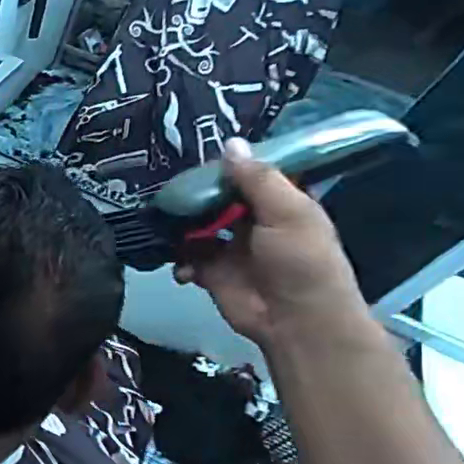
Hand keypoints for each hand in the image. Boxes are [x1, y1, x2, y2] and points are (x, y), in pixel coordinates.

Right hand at [173, 138, 363, 343]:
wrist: (297, 320)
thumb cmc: (300, 260)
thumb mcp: (287, 211)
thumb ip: (257, 179)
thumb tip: (230, 143)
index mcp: (276, 201)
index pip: (245, 174)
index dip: (222, 166)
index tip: (192, 155)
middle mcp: (251, 221)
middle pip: (215, 199)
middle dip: (193, 196)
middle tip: (167, 190)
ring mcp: (229, 248)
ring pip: (196, 228)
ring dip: (180, 226)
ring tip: (163, 223)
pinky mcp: (212, 274)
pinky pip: (187, 260)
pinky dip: (179, 261)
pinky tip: (181, 265)